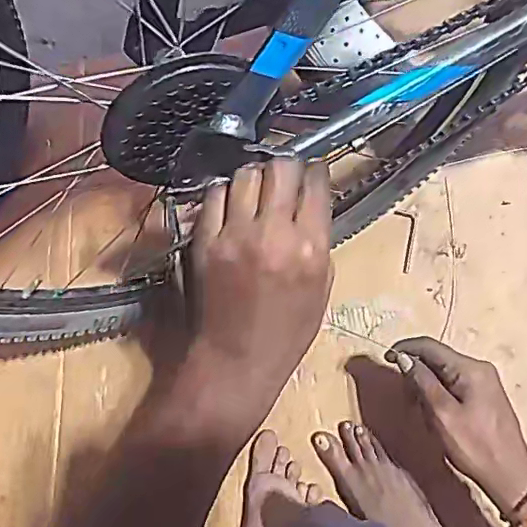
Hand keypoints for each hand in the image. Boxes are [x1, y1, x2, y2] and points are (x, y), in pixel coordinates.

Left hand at [179, 157, 333, 422]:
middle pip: (281, 169)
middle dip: (287, 166)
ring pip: (246, 175)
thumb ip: (319, 241)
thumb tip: (311, 206)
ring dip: (256, 175)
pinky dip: (226, 192)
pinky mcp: (205, 241)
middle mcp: (273, 234)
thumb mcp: (320, 288)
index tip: (312, 173)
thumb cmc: (285, 333)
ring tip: (258, 187)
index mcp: (309, 249)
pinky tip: (232, 202)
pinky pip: (215, 195)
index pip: (315, 184)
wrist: (234, 361)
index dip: (315, 172)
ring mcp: (235, 235)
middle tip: (285, 175)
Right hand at [388, 337, 526, 513]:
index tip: (387, 358)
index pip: (430, 346)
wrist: (511, 477)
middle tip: (406, 397)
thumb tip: (405, 357)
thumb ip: (423, 382)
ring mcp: (484, 382)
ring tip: (420, 410)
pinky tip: (435, 414)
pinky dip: (440, 394)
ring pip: (445, 372)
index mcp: (470, 368)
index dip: (406, 349)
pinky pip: (455, 384)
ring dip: (427, 386)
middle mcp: (479, 368)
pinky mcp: (485, 396)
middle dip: (417, 372)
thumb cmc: (475, 447)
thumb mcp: (443, 415)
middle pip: (438, 358)